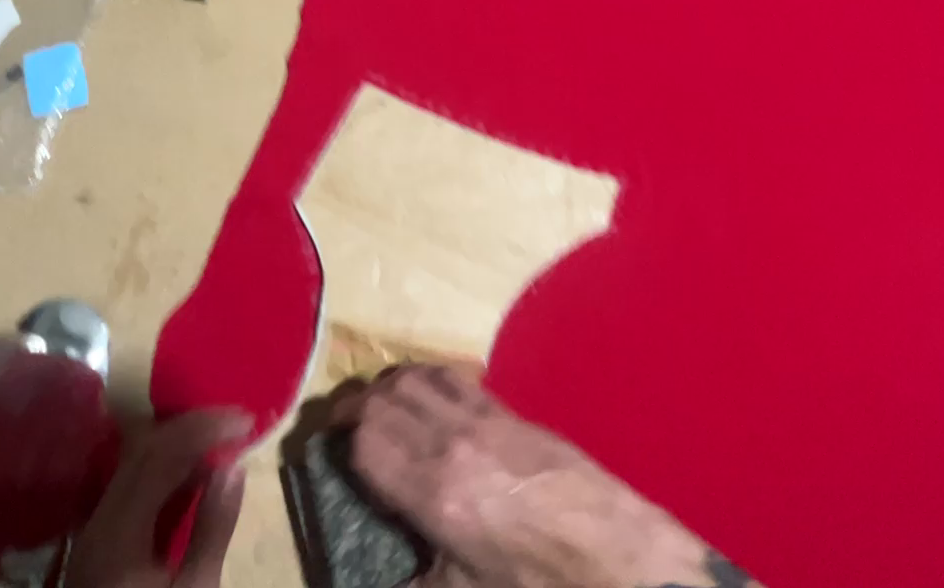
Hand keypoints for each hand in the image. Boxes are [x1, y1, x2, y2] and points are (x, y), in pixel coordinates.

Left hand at [67, 409, 250, 587]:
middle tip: (238, 420)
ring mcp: (97, 528)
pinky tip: (195, 471)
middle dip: (193, 427)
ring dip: (180, 443)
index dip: (204, 428)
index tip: (245, 418)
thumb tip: (233, 467)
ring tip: (223, 437)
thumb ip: (212, 527)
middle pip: (144, 451)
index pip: (162, 455)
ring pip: (136, 464)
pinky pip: (134, 484)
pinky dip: (167, 466)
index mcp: (121, 529)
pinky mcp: (102, 540)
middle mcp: (102, 518)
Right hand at [341, 366, 752, 587]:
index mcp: (436, 492)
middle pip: (383, 399)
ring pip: (415, 377)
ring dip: (386, 383)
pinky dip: (426, 376)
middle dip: (353, 405)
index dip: (340, 436)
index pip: (366, 440)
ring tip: (376, 401)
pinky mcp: (508, 409)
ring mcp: (482, 419)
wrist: (615, 553)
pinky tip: (424, 392)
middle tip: (340, 421)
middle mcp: (452, 443)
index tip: (328, 442)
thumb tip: (391, 583)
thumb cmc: (538, 580)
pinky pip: (453, 376)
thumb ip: (421, 578)